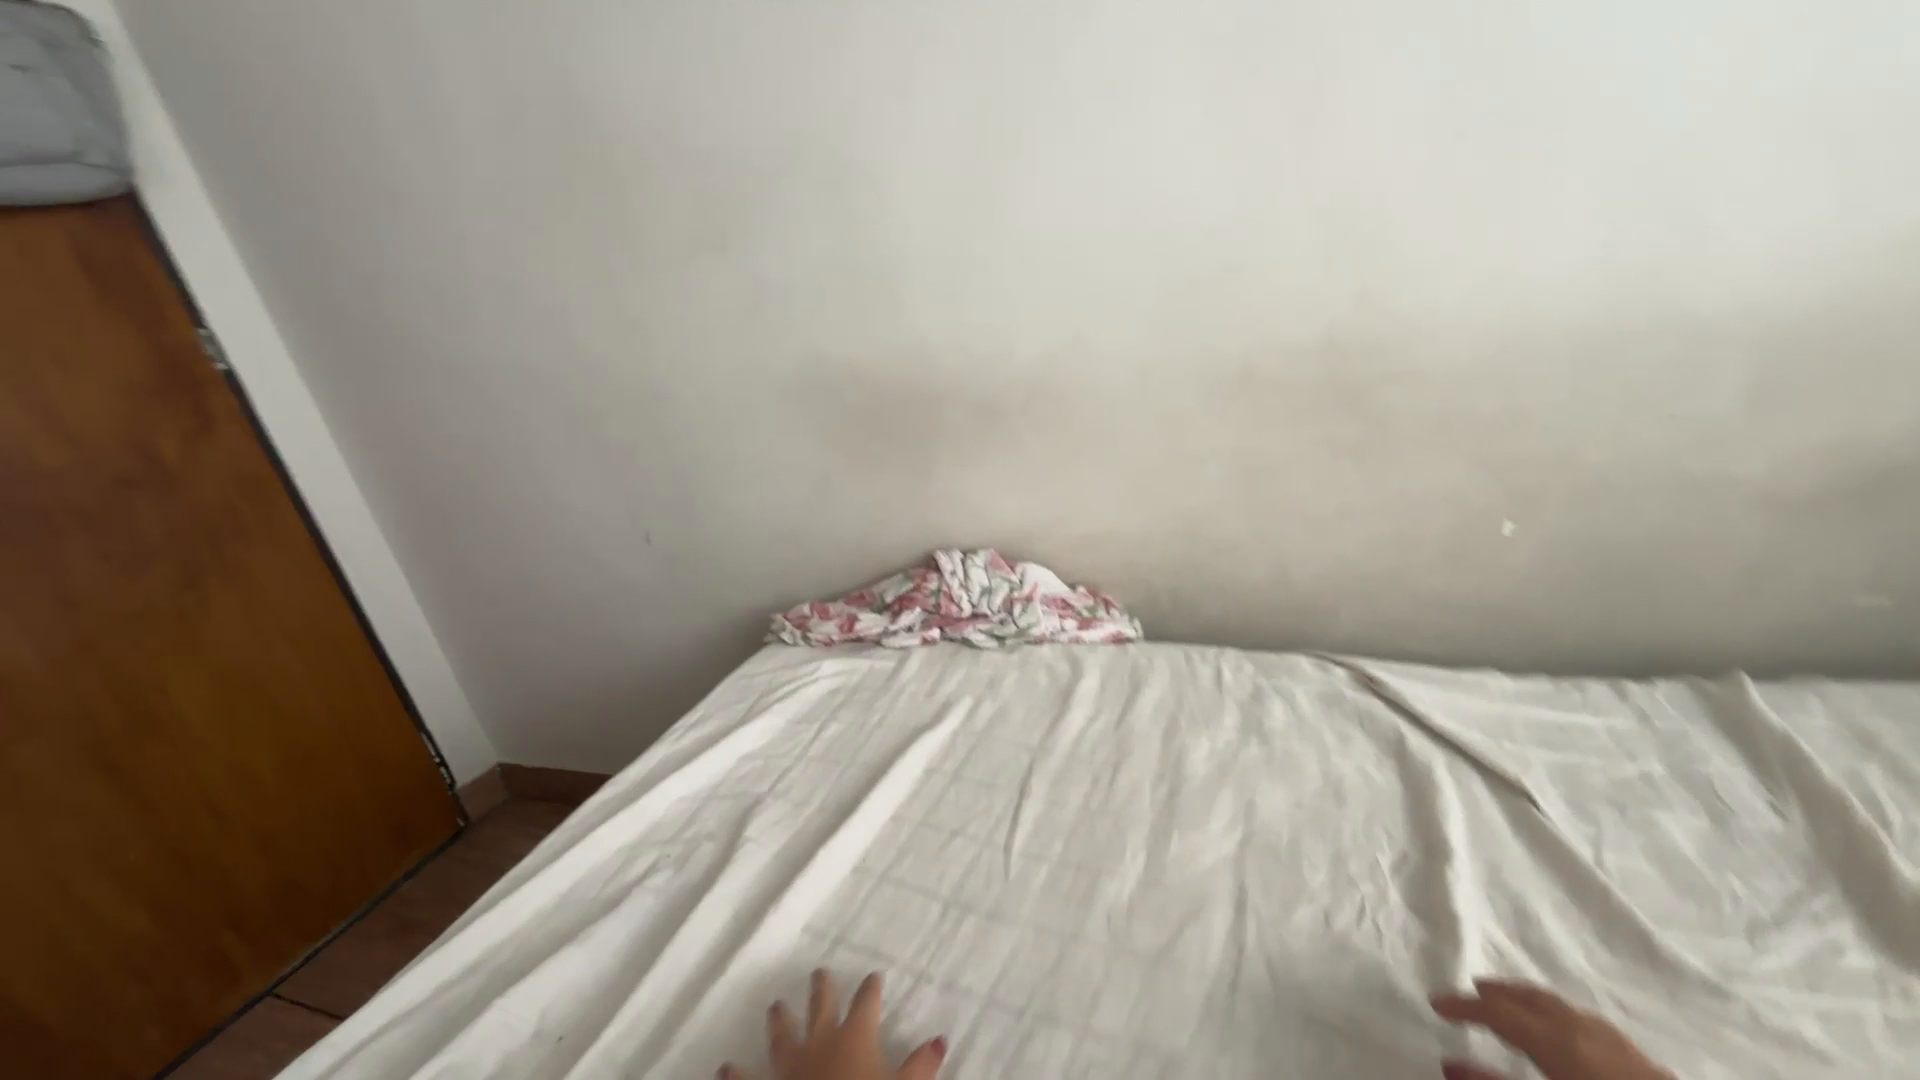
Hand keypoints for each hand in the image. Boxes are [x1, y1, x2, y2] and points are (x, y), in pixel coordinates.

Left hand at [720, 970, 945, 1079]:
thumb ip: (921, 1065)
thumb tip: (941, 1039)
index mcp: (855, 1036)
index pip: (866, 1003)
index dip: (870, 989)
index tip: (873, 975)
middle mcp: (820, 1041)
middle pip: (820, 1006)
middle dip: (821, 988)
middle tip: (819, 971)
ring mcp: (789, 1065)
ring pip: (782, 1034)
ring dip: (779, 1020)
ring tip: (775, 1005)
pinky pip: (746, 1079)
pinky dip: (735, 1073)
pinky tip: (725, 1066)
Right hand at [1431, 978, 1673, 1079]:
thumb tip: (1448, 1064)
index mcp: (1555, 1039)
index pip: (1498, 1011)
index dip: (1464, 1005)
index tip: (1435, 1002)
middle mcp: (1582, 1030)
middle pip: (1533, 998)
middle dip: (1501, 993)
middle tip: (1474, 991)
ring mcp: (1616, 1043)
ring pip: (1563, 1007)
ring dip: (1531, 1002)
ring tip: (1515, 1006)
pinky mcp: (1642, 1060)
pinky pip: (1588, 1022)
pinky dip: (1562, 1016)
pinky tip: (1568, 1033)